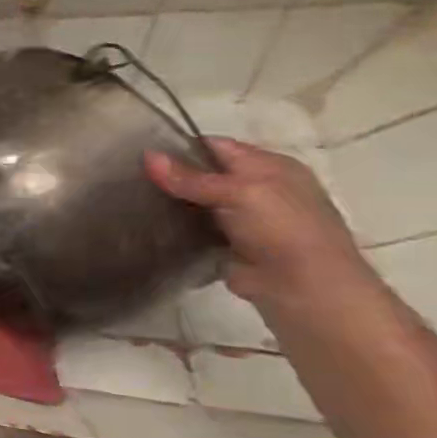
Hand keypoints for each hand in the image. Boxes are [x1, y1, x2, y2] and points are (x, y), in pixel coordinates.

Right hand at [145, 137, 376, 308]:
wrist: (304, 290)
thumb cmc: (282, 229)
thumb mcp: (238, 193)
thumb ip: (191, 178)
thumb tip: (147, 155)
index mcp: (269, 166)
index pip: (219, 147)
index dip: (183, 147)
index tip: (145, 154)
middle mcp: (257, 191)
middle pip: (206, 176)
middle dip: (174, 177)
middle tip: (133, 177)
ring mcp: (242, 222)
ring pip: (198, 206)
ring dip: (173, 206)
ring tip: (134, 201)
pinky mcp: (228, 250)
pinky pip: (196, 235)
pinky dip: (177, 233)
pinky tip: (151, 229)